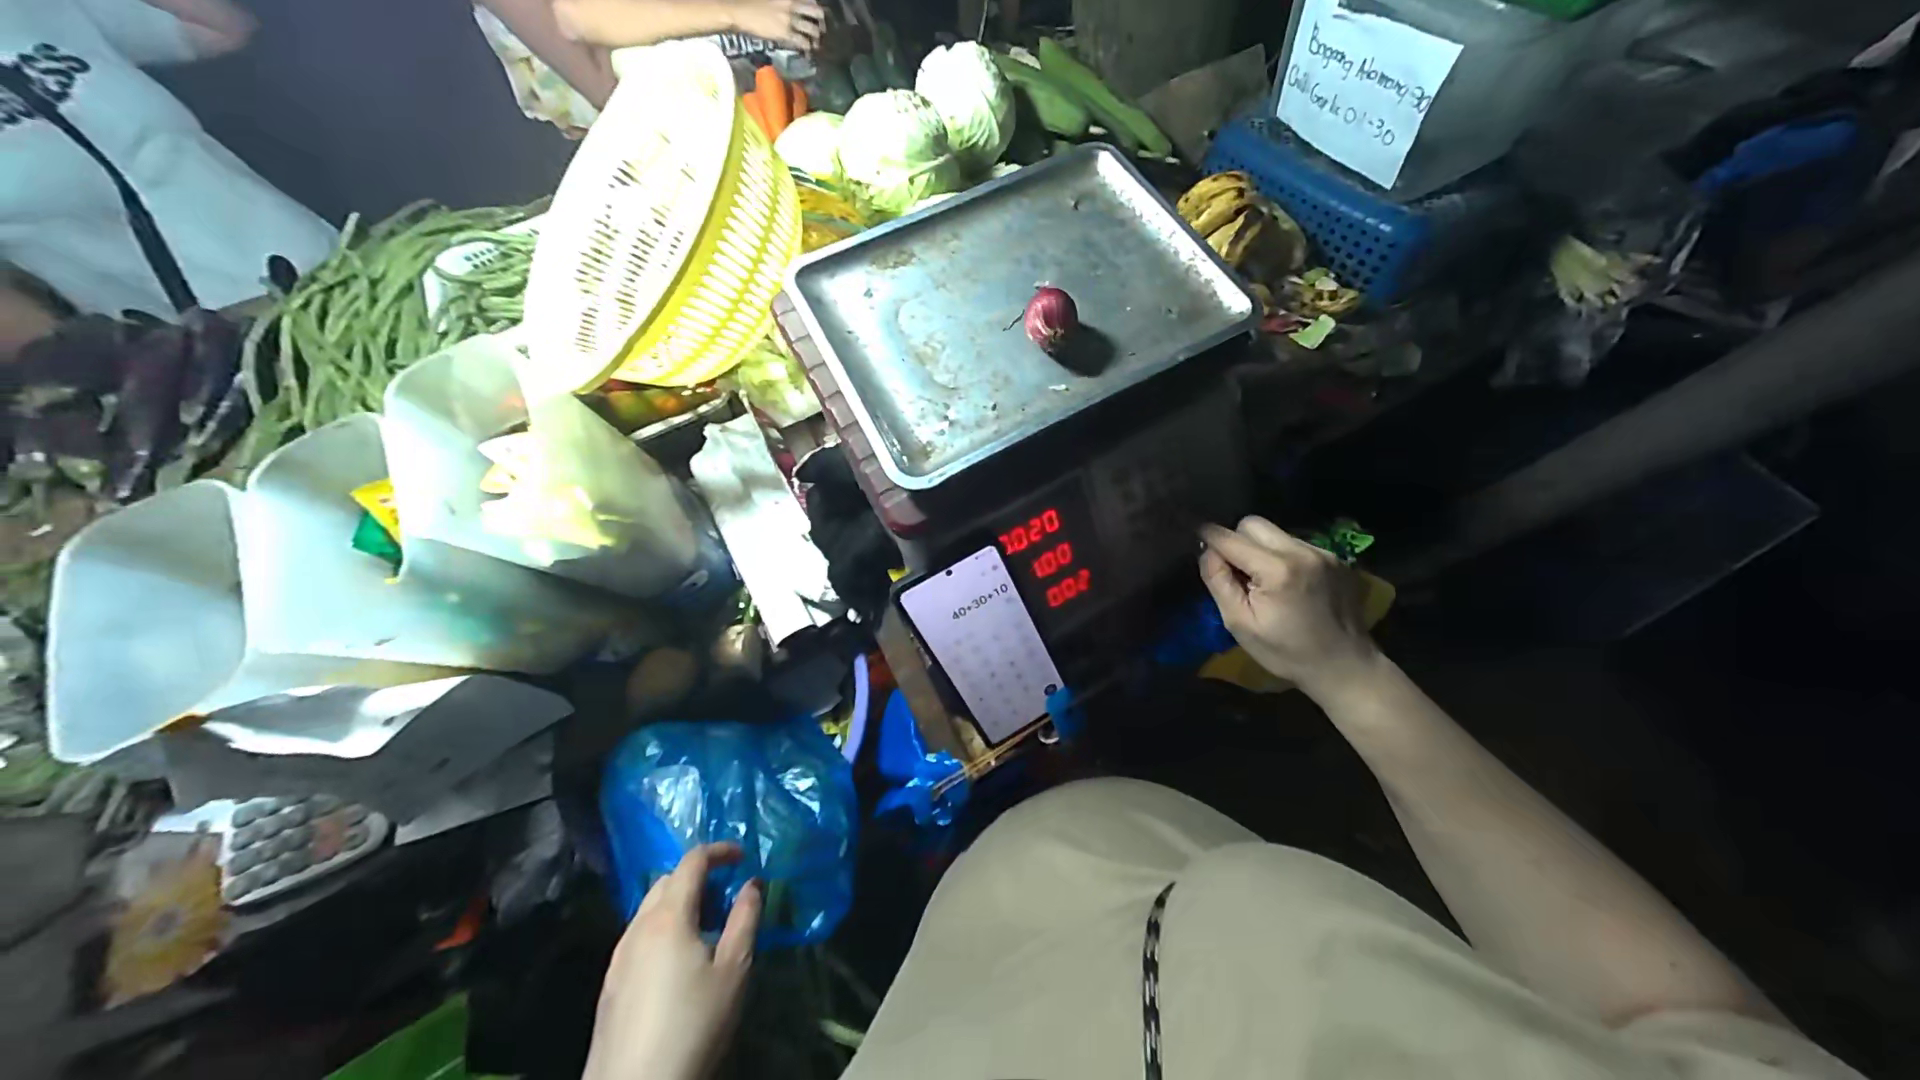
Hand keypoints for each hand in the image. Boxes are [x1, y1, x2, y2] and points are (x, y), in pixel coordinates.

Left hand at [582, 844, 761, 1079]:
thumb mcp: (733, 970)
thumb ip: (746, 919)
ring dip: (679, 902)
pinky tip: (680, 960)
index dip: (719, 851)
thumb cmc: (692, 1024)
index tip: (742, 856)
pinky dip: (663, 928)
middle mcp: (637, 927)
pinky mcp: (610, 984)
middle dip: (698, 876)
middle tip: (727, 894)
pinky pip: (639, 935)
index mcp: (668, 917)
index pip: (691, 862)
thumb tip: (752, 884)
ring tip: (708, 926)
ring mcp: (618, 956)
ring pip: (649, 909)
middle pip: (667, 881)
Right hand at [727, 0, 827, 50]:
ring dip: (816, 37)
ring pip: (811, 29)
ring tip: (816, 43)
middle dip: (821, 22)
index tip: (818, 15)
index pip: (810, 0)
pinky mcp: (784, 33)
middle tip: (821, 30)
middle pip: (815, 12)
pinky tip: (807, 50)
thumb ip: (785, 2)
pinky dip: (807, 46)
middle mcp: (791, 4)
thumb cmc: (753, 2)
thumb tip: (796, 7)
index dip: (816, 8)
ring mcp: (789, 19)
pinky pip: (802, 41)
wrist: (740, 11)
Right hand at [1199, 517, 1379, 696]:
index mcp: (1276, 569)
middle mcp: (1301, 551)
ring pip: (1276, 533)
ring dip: (1261, 549)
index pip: (1230, 537)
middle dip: (1237, 541)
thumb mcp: (1239, 623)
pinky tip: (1289, 584)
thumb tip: (1207, 551)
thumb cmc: (1285, 652)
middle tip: (1236, 571)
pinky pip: (1296, 544)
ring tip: (1265, 581)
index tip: (1198, 541)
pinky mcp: (1336, 558)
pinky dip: (1283, 557)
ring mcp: (1323, 552)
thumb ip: (1219, 581)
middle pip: (1253, 524)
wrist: (1344, 666)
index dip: (1209, 538)